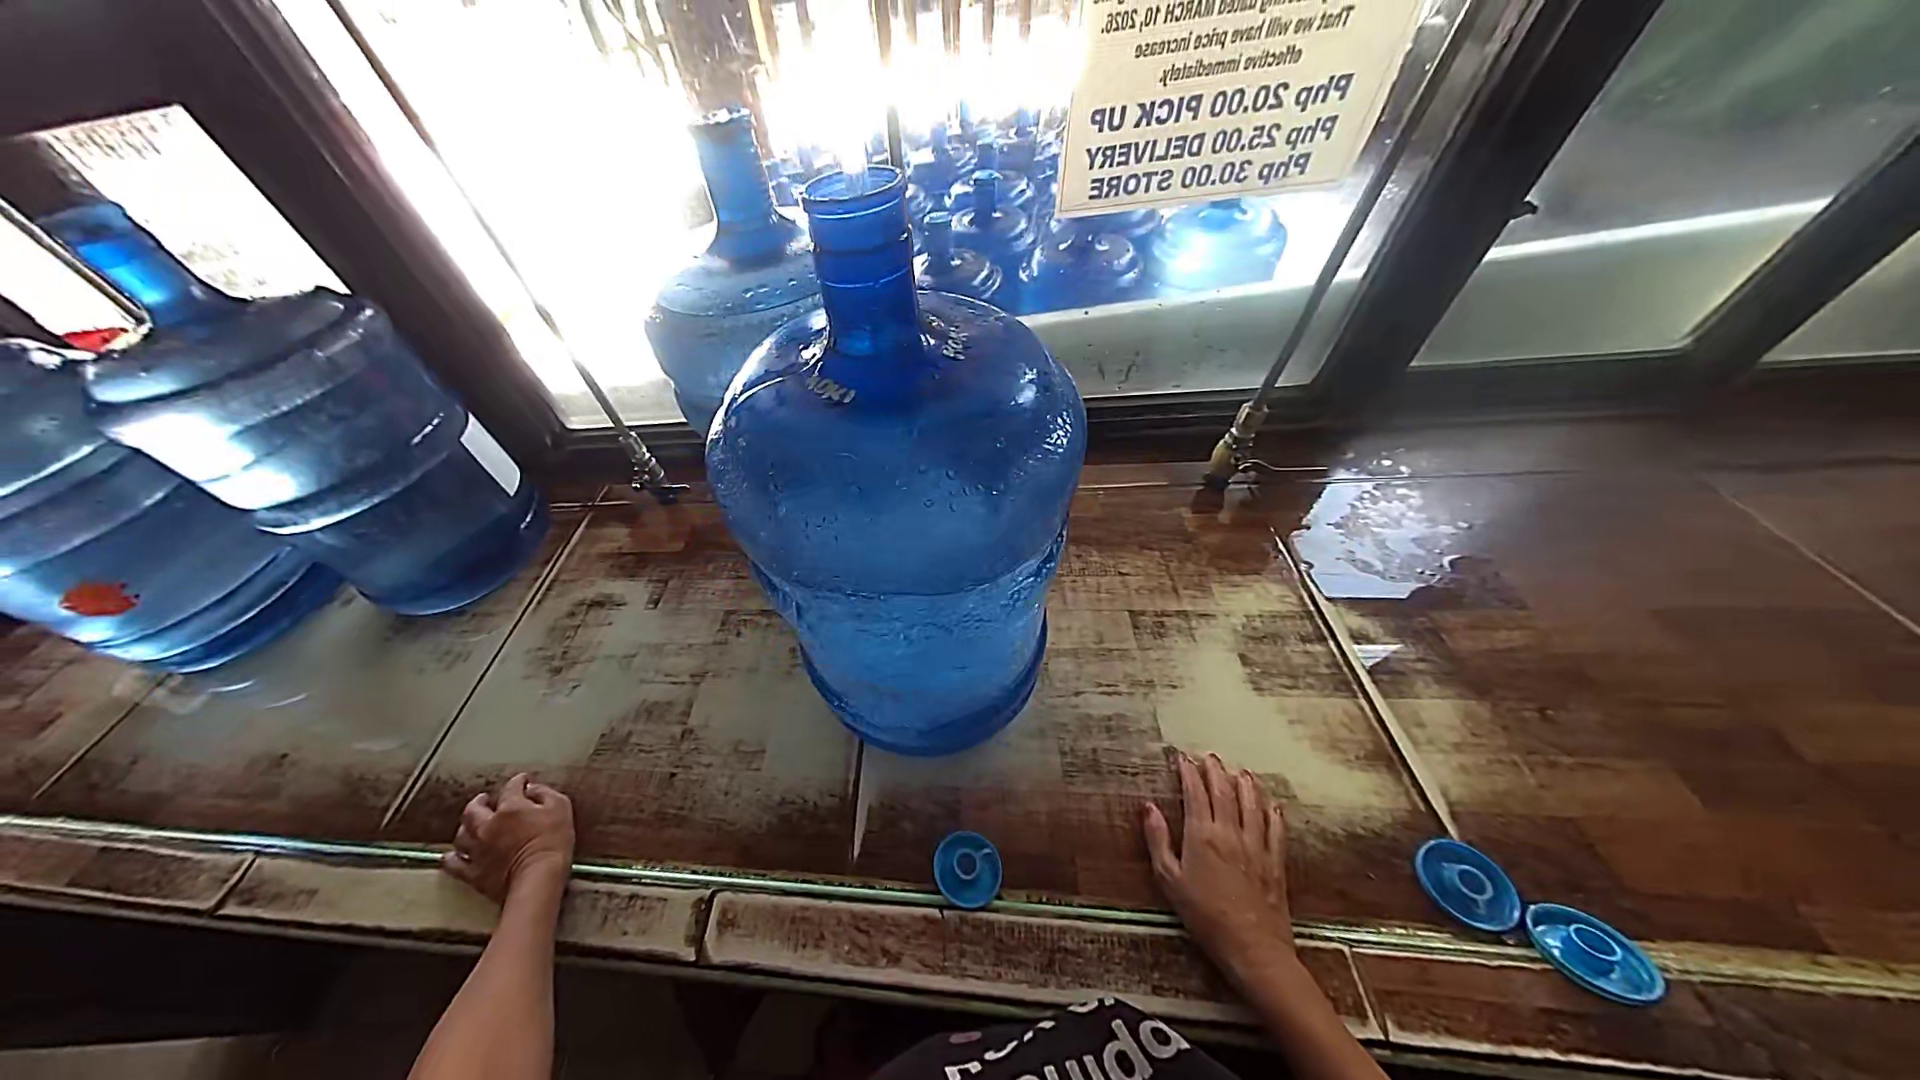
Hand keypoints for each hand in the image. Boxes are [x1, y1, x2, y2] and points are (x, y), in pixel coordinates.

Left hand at [442, 773, 574, 904]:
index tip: (523, 780)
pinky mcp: (473, 872)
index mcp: (510, 808)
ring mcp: (477, 850)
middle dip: (479, 802)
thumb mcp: (560, 808)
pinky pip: (454, 864)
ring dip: (465, 827)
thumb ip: (546, 794)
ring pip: (461, 835)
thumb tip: (533, 789)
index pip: (511, 788)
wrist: (538, 878)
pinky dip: (452, 858)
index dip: (518, 781)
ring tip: (470, 825)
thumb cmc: (552, 842)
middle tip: (483, 799)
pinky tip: (453, 856)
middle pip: (474, 810)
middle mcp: (488, 826)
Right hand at [1143, 752, 1294, 986]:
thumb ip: (1158, 839)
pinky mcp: (1276, 861)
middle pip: (1224, 791)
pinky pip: (1276, 828)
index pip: (1195, 793)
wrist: (1252, 948)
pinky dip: (1272, 812)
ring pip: (1252, 804)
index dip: (1188, 773)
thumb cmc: (1203, 916)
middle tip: (1209, 758)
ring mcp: (1257, 845)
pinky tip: (1271, 804)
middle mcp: (1230, 832)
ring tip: (1240, 771)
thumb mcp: (1169, 879)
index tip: (1183, 759)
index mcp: (1202, 835)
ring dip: (1245, 784)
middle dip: (1215, 771)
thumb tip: (1149, 807)